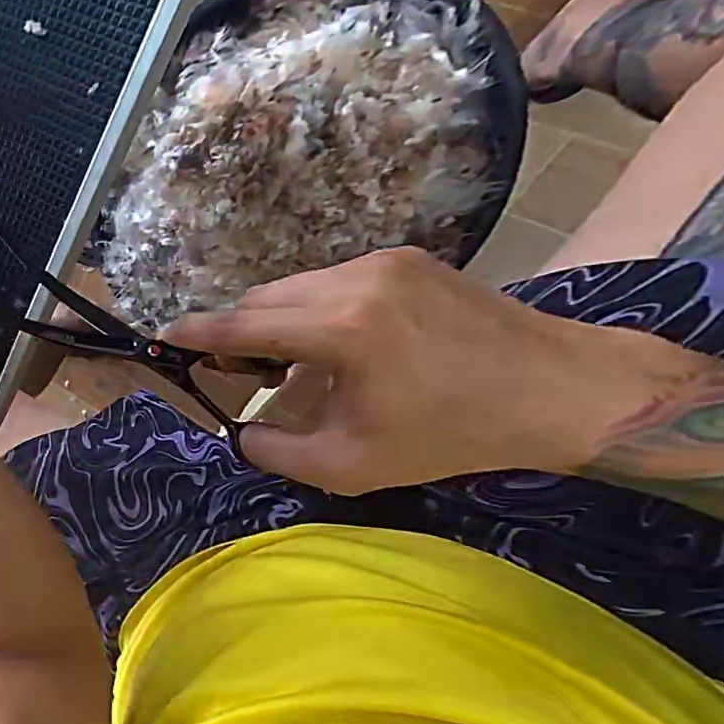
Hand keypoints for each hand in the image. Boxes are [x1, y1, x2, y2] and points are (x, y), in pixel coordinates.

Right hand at [164, 247, 710, 494]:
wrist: (558, 391)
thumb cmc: (452, 436)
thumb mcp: (352, 465)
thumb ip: (278, 450)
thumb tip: (241, 431)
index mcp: (343, 327)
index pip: (245, 322)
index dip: (198, 331)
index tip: (165, 335)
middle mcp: (357, 277)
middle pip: (266, 297)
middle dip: (238, 331)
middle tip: (231, 370)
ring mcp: (386, 260)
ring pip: (300, 287)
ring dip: (278, 323)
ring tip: (284, 369)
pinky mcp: (409, 259)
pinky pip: (336, 283)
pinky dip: (315, 313)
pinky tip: (333, 351)